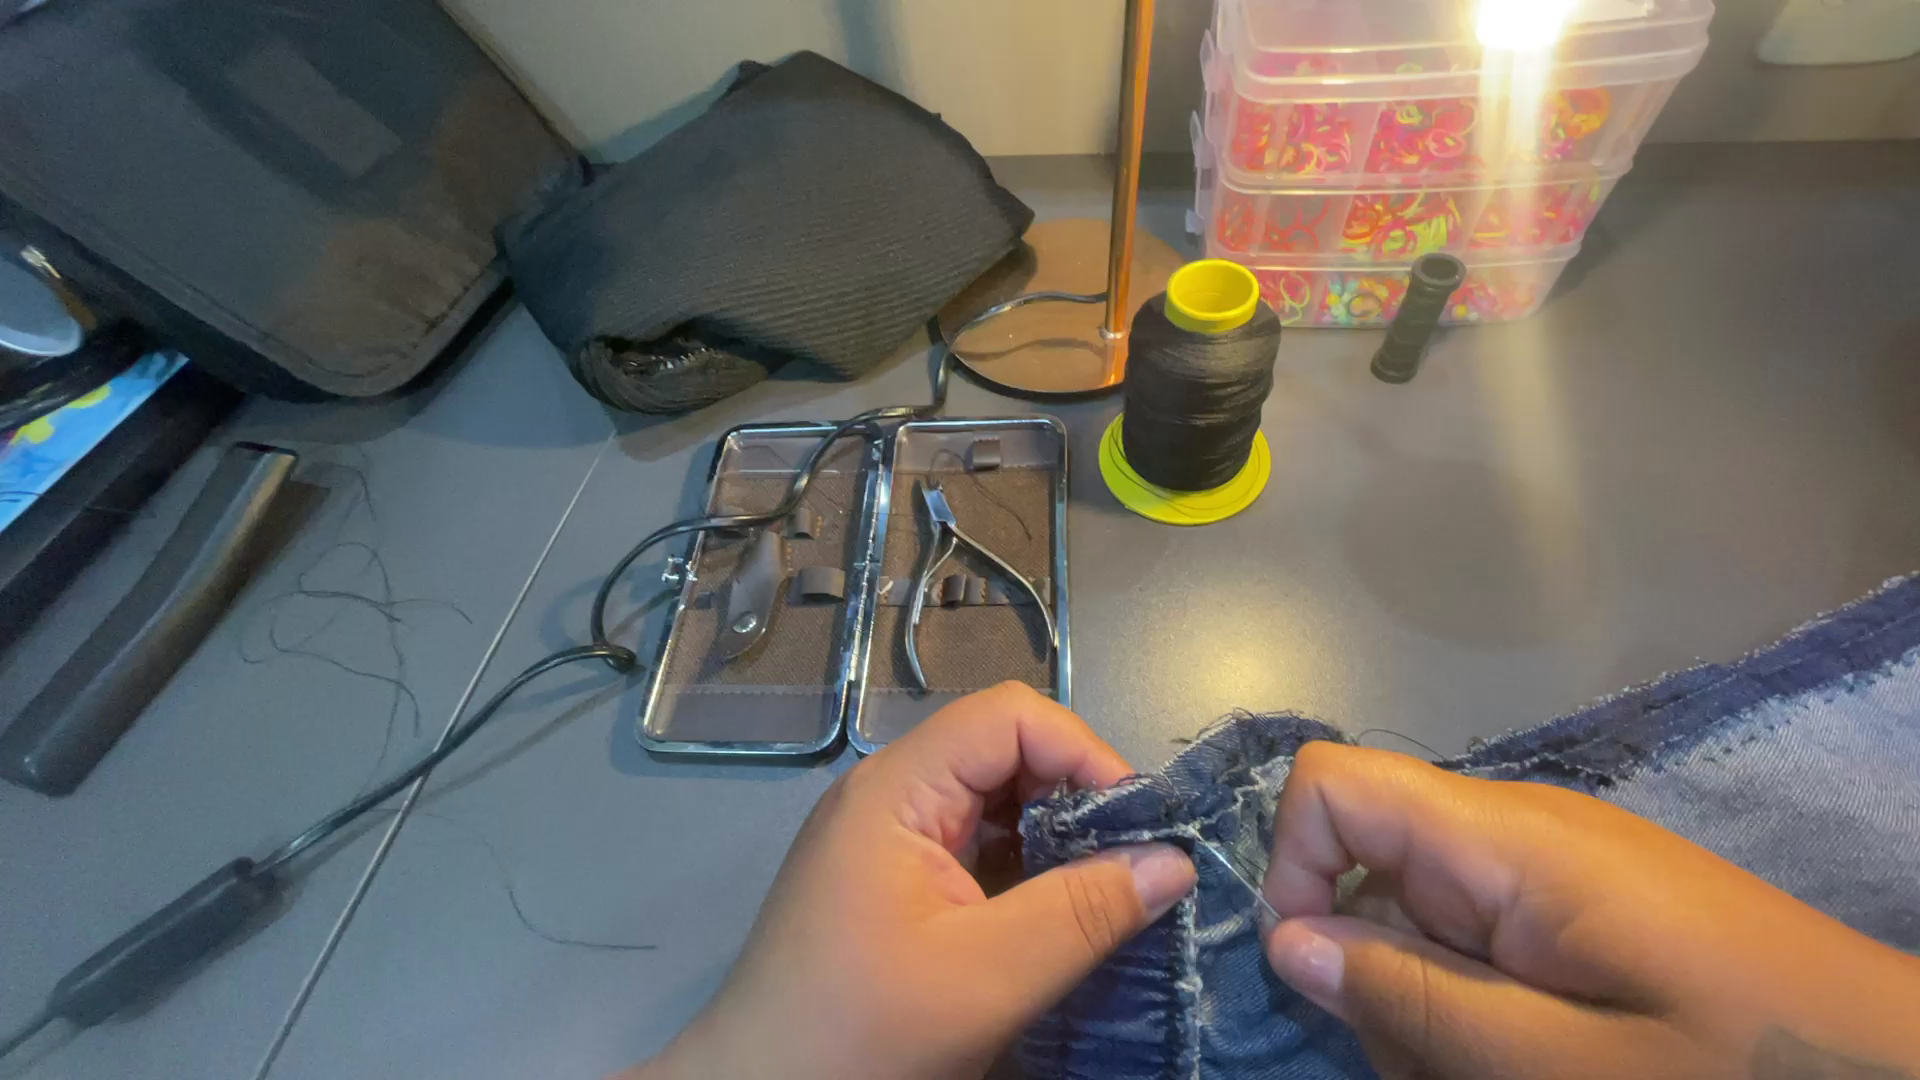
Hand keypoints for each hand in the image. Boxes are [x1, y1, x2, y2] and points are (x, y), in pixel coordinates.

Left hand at [628, 683, 1195, 1079]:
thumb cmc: (858, 1036)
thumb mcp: (984, 979)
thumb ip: (1082, 912)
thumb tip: (1175, 861)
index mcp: (898, 786)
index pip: (1006, 716)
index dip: (1079, 751)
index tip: (1137, 822)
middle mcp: (892, 789)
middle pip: (1001, 747)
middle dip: (1074, 792)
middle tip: (1129, 859)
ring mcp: (891, 830)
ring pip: (994, 793)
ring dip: (1054, 830)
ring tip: (1102, 884)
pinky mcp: (896, 871)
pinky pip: (976, 838)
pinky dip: (1025, 861)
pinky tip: (1053, 905)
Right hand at [1260, 743, 1919, 1078]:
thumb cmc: (1757, 1076)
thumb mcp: (1571, 1069)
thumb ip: (1414, 998)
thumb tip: (1285, 942)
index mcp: (1499, 835)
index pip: (1330, 781)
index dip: (1296, 859)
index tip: (1322, 964)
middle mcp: (1506, 824)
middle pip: (1364, 856)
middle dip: (1367, 961)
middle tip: (1434, 1064)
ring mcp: (1542, 862)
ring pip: (1411, 904)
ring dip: (1418, 995)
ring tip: (1492, 1074)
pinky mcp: (1572, 898)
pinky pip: (1471, 930)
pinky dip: (1467, 997)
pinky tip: (1523, 1057)